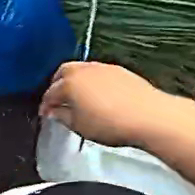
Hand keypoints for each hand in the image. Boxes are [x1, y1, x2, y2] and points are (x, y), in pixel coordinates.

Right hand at [39, 61, 190, 148]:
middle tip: (57, 101)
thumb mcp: (80, 126)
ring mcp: (104, 68)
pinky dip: (93, 82)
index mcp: (70, 83)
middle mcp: (85, 70)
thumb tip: (56, 112)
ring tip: (78, 100)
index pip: (50, 92)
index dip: (46, 105)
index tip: (46, 113)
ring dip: (76, 82)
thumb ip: (62, 116)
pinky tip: (98, 97)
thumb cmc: (115, 123)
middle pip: (63, 73)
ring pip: (82, 70)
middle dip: (57, 86)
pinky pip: (99, 73)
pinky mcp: (120, 71)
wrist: (149, 116)